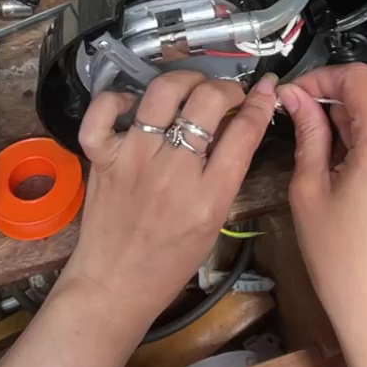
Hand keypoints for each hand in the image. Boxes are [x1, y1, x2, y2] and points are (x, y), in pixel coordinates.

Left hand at [63, 71, 278, 331]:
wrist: (114, 286)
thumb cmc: (170, 260)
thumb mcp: (214, 220)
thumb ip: (227, 170)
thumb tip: (241, 120)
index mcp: (208, 197)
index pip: (243, 133)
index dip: (260, 104)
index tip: (264, 91)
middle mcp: (172, 172)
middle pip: (207, 101)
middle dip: (226, 87)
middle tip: (227, 94)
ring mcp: (132, 160)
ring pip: (162, 93)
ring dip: (184, 80)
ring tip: (191, 88)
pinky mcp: (102, 157)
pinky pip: (103, 110)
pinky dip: (117, 98)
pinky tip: (134, 105)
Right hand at [277, 63, 366, 341]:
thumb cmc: (343, 261)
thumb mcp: (309, 191)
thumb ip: (308, 133)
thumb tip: (296, 97)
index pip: (357, 77)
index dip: (321, 77)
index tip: (296, 95)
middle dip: (343, 85)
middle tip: (311, 109)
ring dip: (362, 106)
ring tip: (329, 137)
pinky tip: (354, 159)